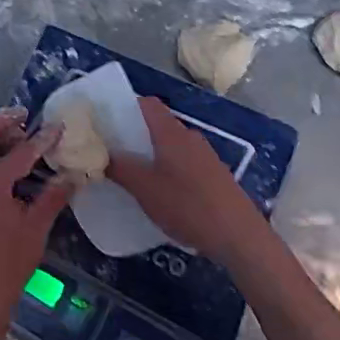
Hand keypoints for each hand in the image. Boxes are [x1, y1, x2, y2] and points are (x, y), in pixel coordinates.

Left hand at [0, 108, 76, 327]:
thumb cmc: (10, 261)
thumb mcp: (37, 226)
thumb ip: (54, 195)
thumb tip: (74, 174)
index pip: (20, 151)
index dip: (42, 138)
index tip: (59, 127)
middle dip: (1, 121)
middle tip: (25, 118)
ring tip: (20, 135)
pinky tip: (11, 160)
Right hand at [108, 97, 268, 265]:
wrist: (238, 235)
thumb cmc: (187, 205)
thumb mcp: (145, 189)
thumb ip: (120, 168)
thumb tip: (101, 154)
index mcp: (171, 133)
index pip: (147, 104)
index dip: (125, 108)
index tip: (105, 123)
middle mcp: (189, 137)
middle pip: (157, 125)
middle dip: (133, 136)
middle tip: (111, 153)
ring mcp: (204, 156)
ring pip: (170, 146)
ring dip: (150, 155)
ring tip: (130, 175)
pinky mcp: (213, 175)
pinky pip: (182, 163)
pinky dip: (166, 169)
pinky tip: (159, 193)